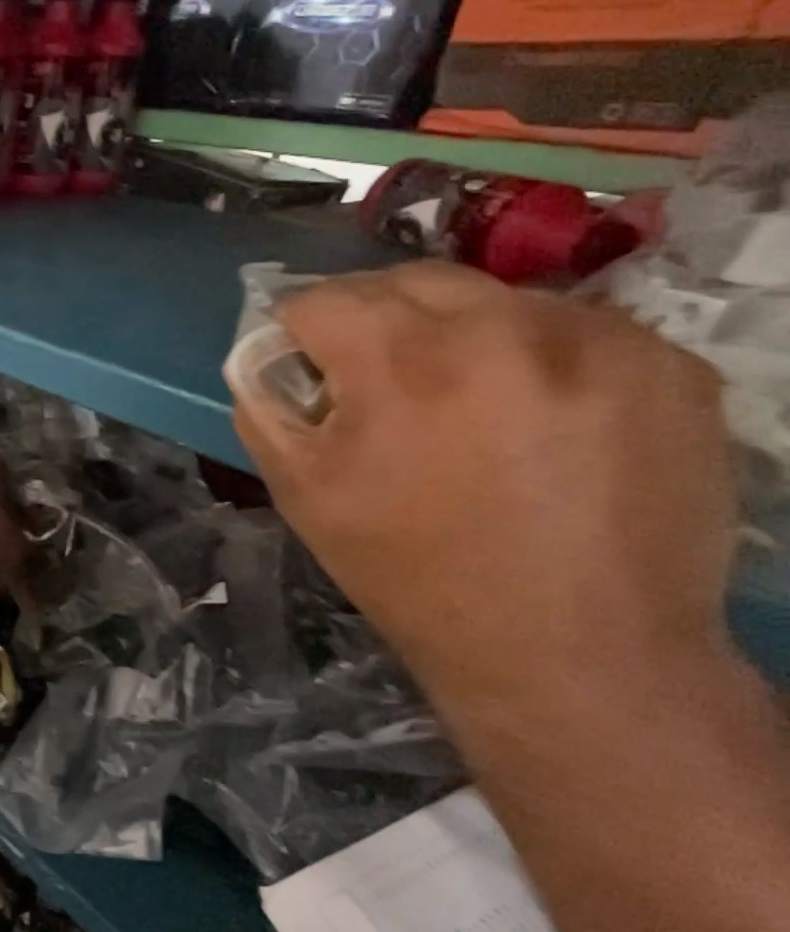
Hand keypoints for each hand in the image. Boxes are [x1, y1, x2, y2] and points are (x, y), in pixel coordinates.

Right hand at [230, 261, 738, 705]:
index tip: (304, 361)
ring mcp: (601, 340)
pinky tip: (539, 422)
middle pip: (411, 281)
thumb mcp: (304, 497)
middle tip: (376, 380)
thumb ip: (267, 411)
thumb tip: (259, 358)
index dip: (298, 330)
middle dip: (377, 320)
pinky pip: (578, 332)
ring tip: (464, 406)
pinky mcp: (671, 365)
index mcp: (400, 362)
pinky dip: (540, 360)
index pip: (324, 299)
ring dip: (462, 336)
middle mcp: (504, 328)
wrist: (572, 650)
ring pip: (498, 300)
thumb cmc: (413, 575)